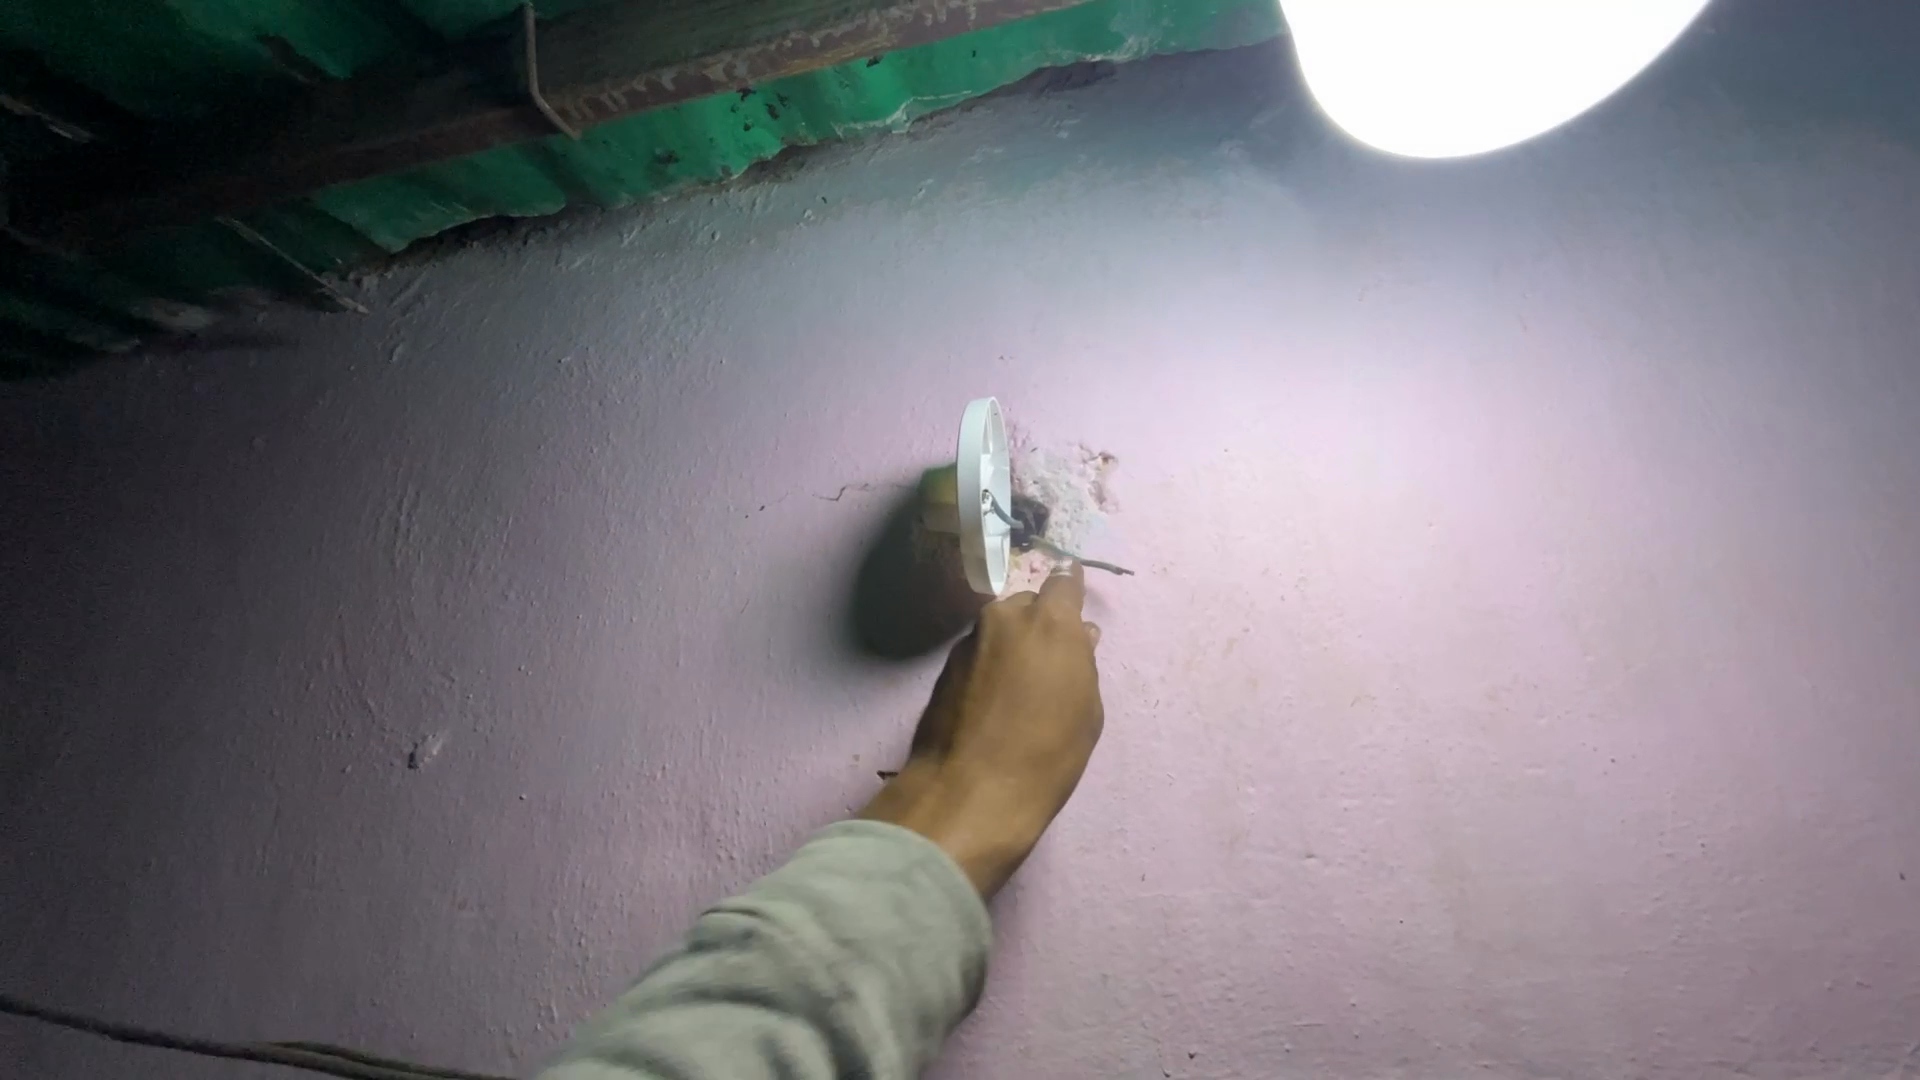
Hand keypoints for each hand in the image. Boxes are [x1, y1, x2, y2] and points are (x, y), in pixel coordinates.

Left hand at [860, 563, 1104, 897]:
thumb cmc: (1048, 754)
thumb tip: (1081, 635)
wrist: (970, 791)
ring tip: (1019, 688)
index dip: (1071, 590)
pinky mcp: (944, 666)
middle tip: (1049, 661)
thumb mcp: (1087, 711)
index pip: (1064, 582)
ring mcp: (969, 640)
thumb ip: (1083, 661)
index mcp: (1049, 621)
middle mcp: (1005, 618)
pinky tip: (992, 701)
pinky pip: (978, 653)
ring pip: (999, 629)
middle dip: (1039, 623)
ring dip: (1011, 645)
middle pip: (1028, 605)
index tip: (1076, 599)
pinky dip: (988, 665)